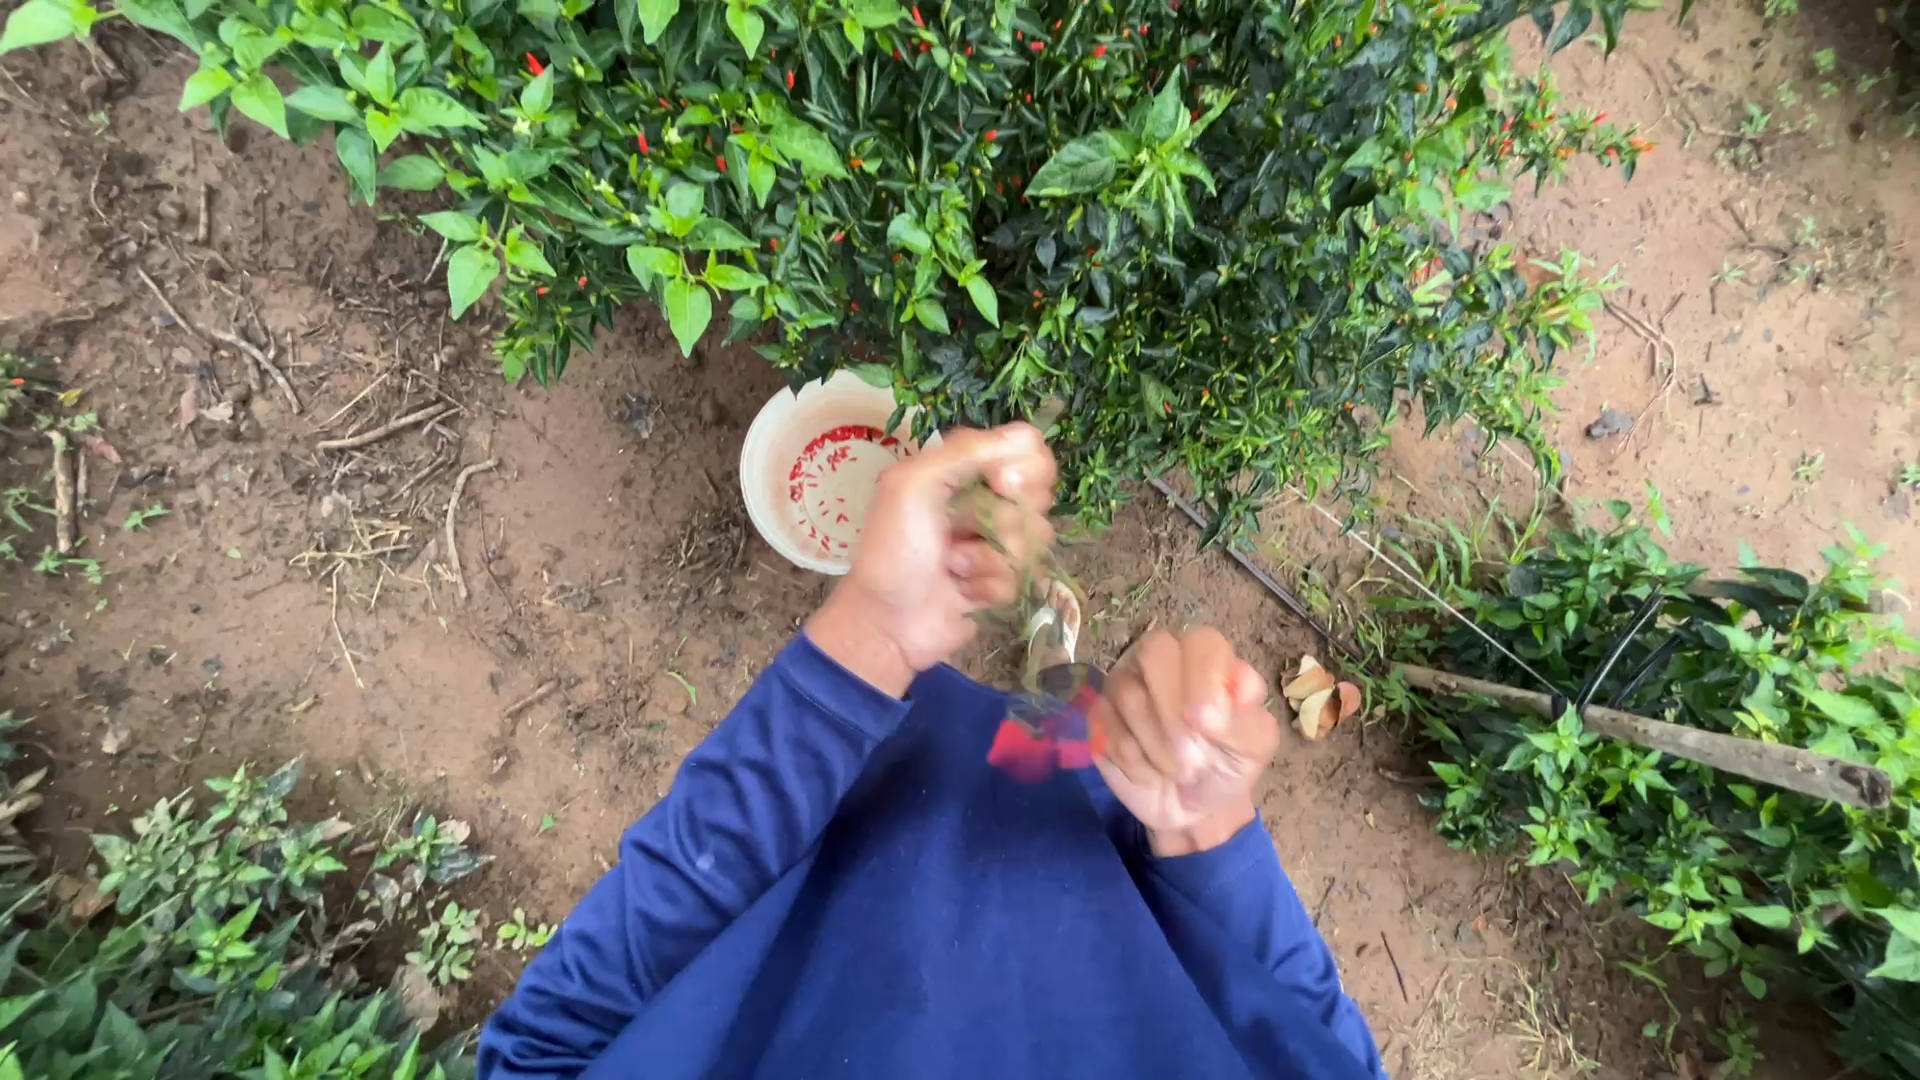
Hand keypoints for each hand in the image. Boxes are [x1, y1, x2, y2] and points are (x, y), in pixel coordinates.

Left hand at [806, 423, 1056, 696]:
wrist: (887, 624)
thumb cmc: (893, 550)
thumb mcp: (914, 487)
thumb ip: (965, 452)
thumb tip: (1026, 435)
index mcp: (958, 469)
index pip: (1023, 448)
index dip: (1023, 467)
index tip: (1001, 484)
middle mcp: (980, 499)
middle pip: (1037, 491)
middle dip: (1009, 517)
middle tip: (974, 530)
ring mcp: (993, 542)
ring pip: (1035, 536)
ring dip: (995, 556)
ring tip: (956, 566)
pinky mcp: (1000, 580)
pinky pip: (1023, 575)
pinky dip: (991, 586)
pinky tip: (963, 591)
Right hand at [1089, 627, 1283, 855]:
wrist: (1195, 807)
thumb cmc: (1228, 764)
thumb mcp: (1255, 749)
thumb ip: (1246, 723)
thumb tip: (1212, 711)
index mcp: (1206, 657)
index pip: (1201, 643)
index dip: (1203, 679)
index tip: (1208, 724)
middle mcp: (1162, 659)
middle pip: (1153, 652)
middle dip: (1173, 710)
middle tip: (1193, 755)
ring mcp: (1125, 683)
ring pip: (1129, 696)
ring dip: (1160, 747)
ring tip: (1180, 770)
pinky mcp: (1100, 715)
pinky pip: (1108, 730)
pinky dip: (1137, 763)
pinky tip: (1151, 773)